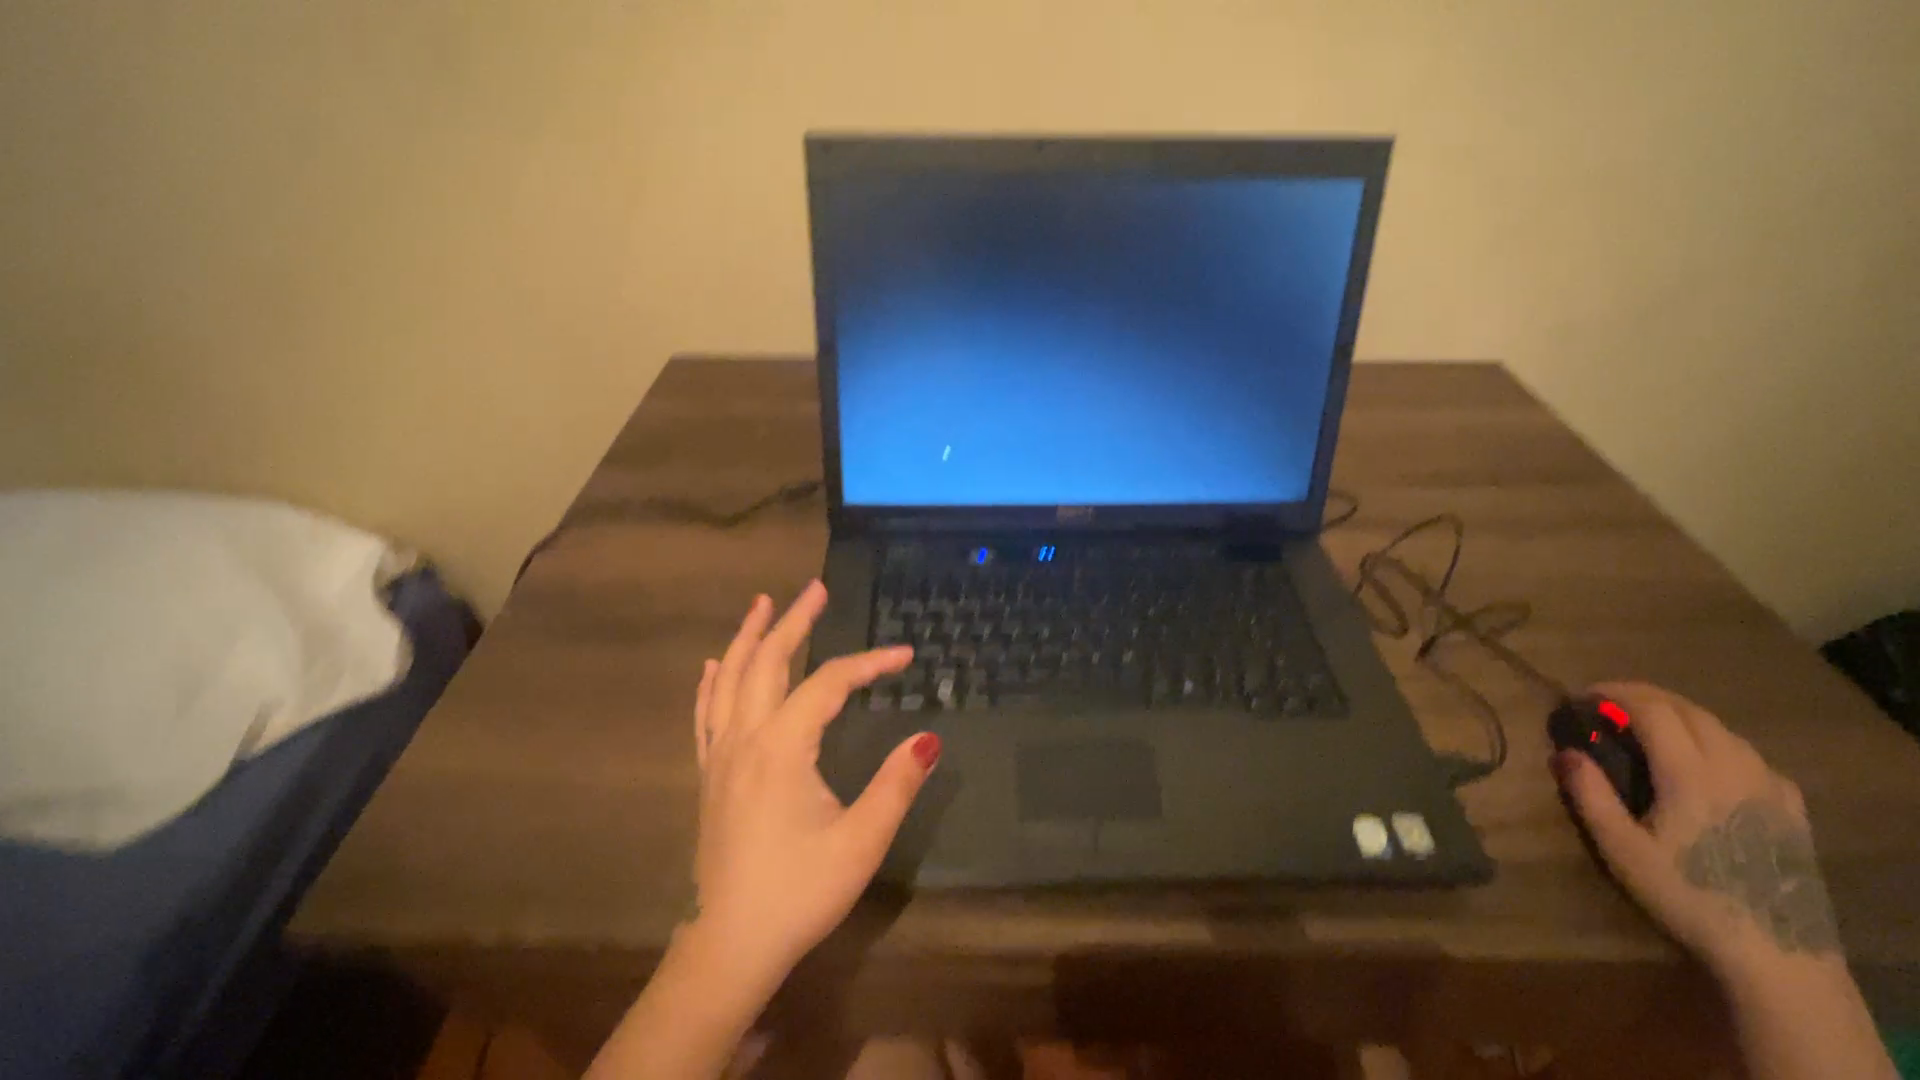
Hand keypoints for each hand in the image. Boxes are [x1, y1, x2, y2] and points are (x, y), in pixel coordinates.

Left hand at [690, 582, 938, 979]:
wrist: (730, 943)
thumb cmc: (799, 891)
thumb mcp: (861, 840)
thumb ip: (896, 784)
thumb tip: (929, 736)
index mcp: (782, 747)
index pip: (829, 684)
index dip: (868, 663)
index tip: (905, 655)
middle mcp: (744, 739)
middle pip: (766, 662)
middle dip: (792, 622)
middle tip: (815, 589)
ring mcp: (719, 757)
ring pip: (728, 680)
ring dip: (746, 638)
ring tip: (762, 604)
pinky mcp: (708, 778)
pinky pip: (706, 715)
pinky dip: (712, 682)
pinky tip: (712, 667)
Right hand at [1552, 681, 1840, 983]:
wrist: (1774, 950)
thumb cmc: (1686, 896)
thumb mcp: (1622, 850)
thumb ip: (1591, 795)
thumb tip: (1565, 752)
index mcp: (1690, 772)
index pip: (1652, 708)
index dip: (1615, 692)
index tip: (1583, 696)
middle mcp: (1734, 765)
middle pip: (1688, 709)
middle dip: (1644, 697)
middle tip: (1607, 704)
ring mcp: (1769, 783)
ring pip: (1721, 727)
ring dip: (1679, 715)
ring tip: (1649, 728)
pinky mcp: (1790, 805)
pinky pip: (1748, 753)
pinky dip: (1714, 740)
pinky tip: (1704, 762)